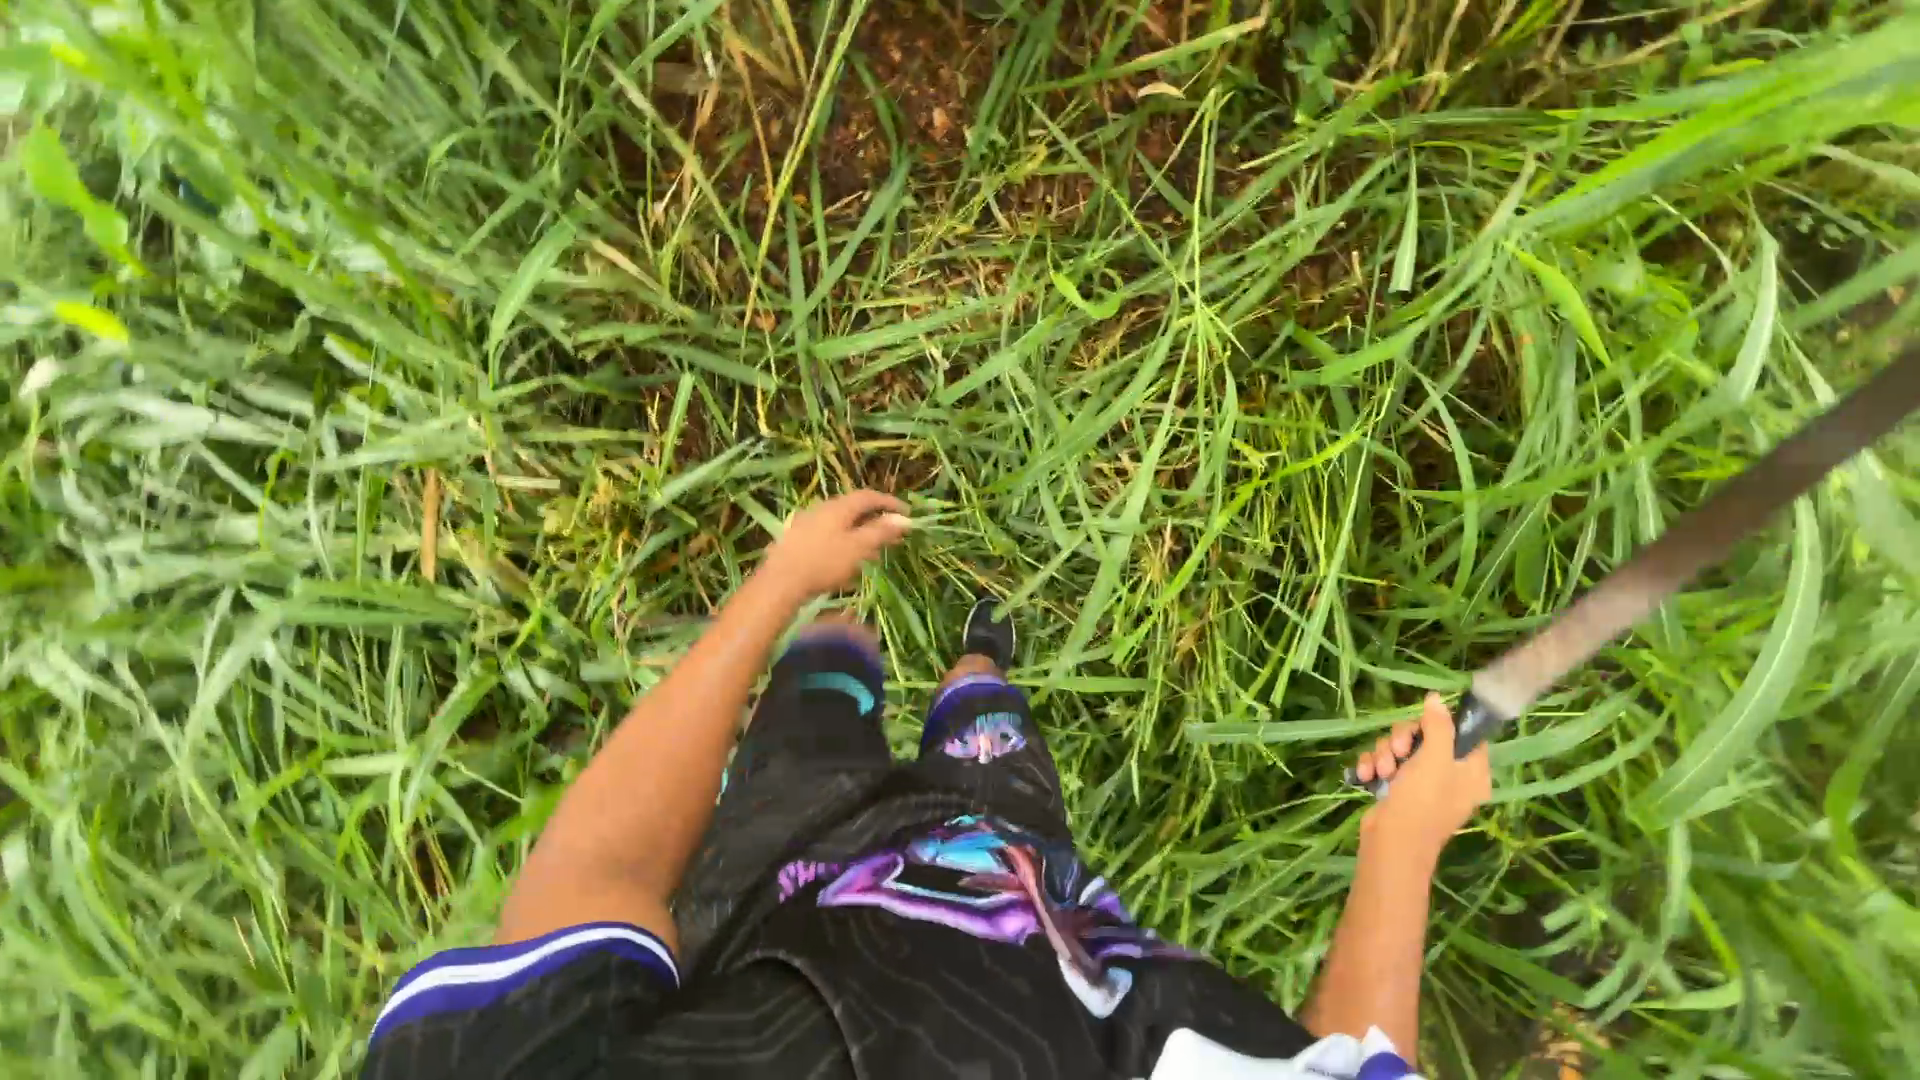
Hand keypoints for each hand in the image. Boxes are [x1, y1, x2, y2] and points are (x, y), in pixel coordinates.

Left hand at [760, 490, 910, 600]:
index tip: (907, 514)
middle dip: (876, 520)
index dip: (890, 503)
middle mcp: (822, 508)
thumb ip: (881, 532)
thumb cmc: (824, 562)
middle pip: (854, 508)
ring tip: (873, 552)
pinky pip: (828, 534)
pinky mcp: (796, 538)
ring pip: (841, 523)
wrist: (780, 581)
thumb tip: (904, 519)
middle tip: (893, 534)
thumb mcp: (858, 547)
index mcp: (839, 507)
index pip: (869, 496)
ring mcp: (806, 522)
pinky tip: (845, 560)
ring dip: (860, 533)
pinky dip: (844, 541)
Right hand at [1354, 693, 1490, 863]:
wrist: (1391, 843)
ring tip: (1380, 771)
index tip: (1422, 725)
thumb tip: (1437, 697)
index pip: (1464, 735)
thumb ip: (1438, 727)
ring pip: (1399, 748)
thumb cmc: (1422, 802)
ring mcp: (1420, 782)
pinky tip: (1366, 776)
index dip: (1442, 724)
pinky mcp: (1396, 788)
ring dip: (1384, 754)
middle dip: (1402, 740)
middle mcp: (1449, 775)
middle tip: (1396, 750)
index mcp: (1471, 772)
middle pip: (1425, 737)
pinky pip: (1384, 763)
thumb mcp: (1435, 760)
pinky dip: (1373, 766)